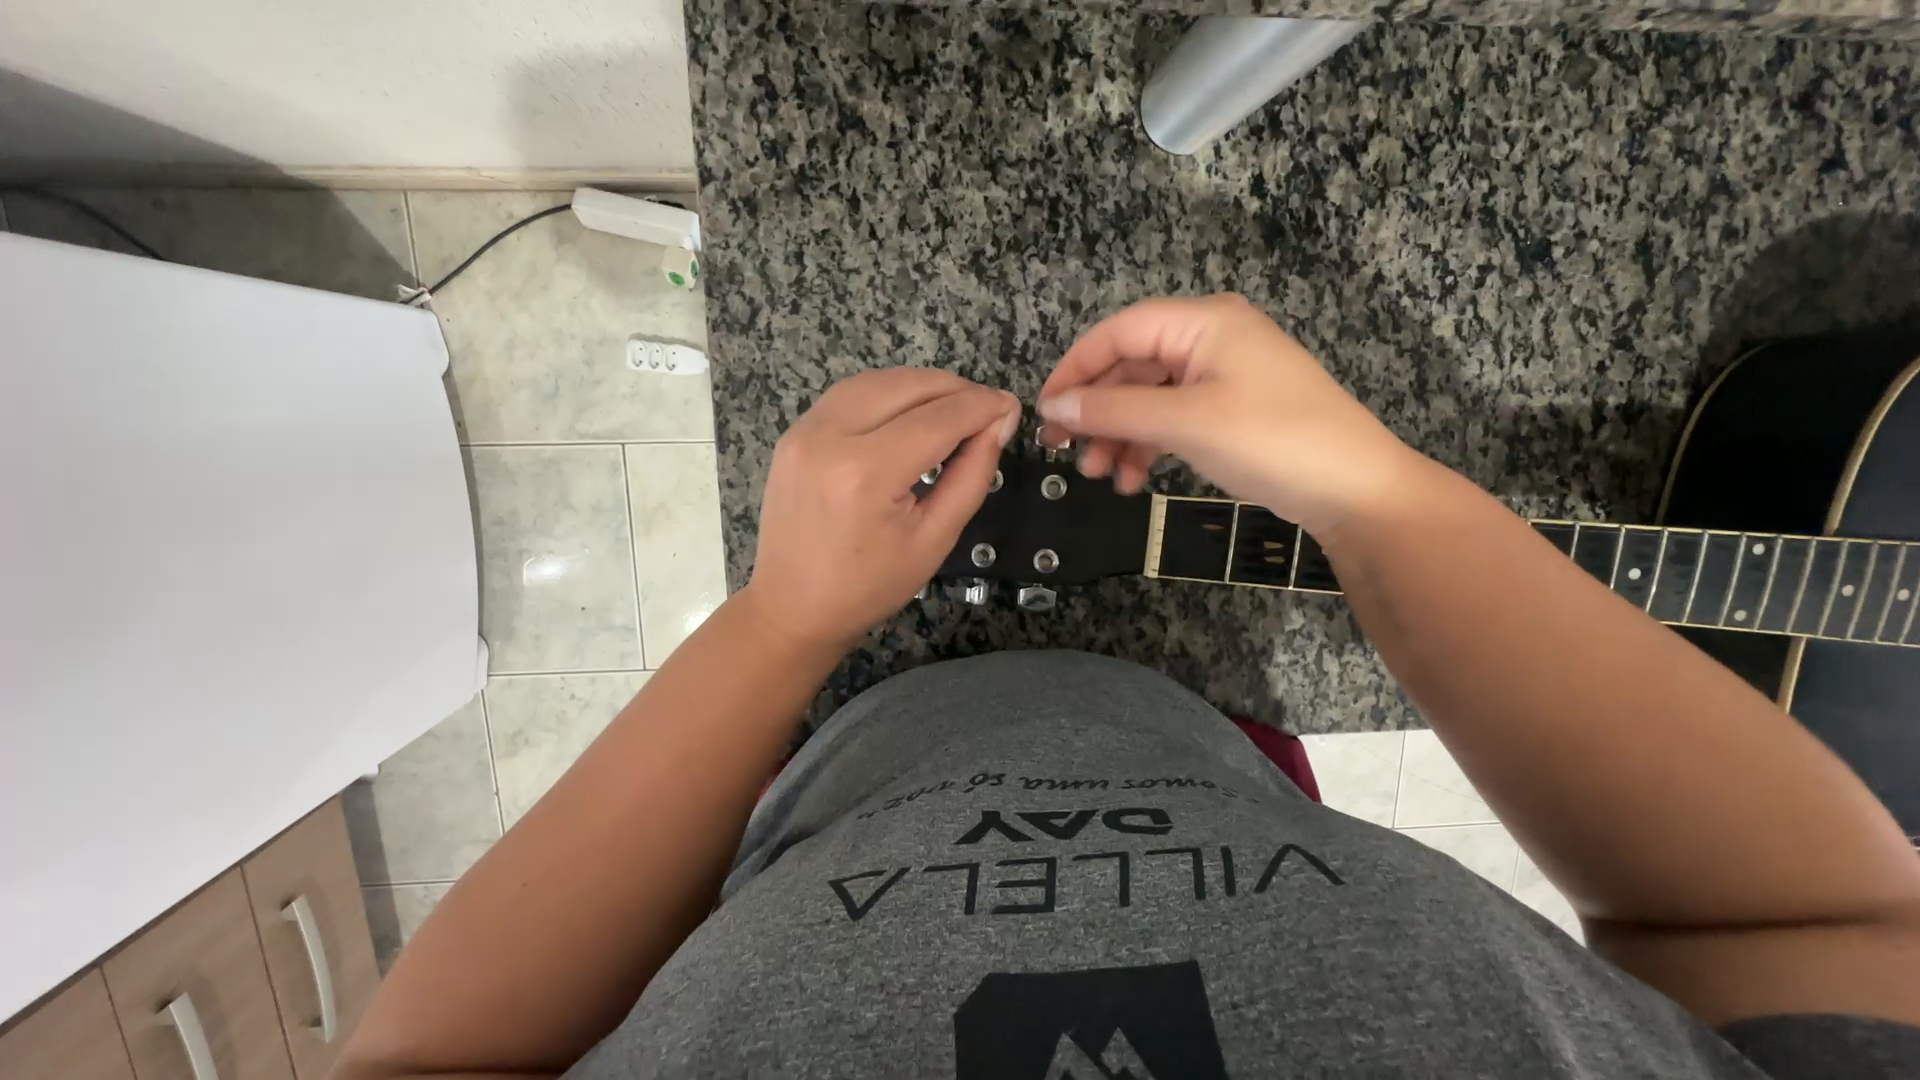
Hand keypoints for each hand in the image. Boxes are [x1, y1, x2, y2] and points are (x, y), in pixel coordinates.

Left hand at [743, 368, 1019, 650]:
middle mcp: (830, 437)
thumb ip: (971, 476)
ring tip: (955, 409)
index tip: (1011, 408)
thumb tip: (998, 425)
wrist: (792, 606)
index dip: (983, 406)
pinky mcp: (794, 432)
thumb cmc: (868, 586)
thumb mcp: (934, 540)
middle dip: (956, 390)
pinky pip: (850, 393)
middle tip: (988, 411)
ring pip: (878, 380)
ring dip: (923, 386)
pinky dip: (888, 392)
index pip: (939, 418)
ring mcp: (805, 430)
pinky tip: (911, 412)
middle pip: (908, 386)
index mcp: (866, 473)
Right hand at [1036, 293, 1423, 536]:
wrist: (1355, 489)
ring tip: (1100, 476)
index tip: (1045, 413)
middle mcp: (1210, 339)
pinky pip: (1173, 419)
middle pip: (1131, 366)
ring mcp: (1222, 376)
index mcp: (1203, 322)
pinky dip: (1148, 446)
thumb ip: (1113, 410)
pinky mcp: (1230, 410)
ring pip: (1149, 398)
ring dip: (1119, 435)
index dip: (1075, 369)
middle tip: (1065, 453)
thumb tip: (1053, 407)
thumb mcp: (1184, 422)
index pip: (1118, 332)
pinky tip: (1134, 480)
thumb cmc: (1270, 440)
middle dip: (1097, 412)